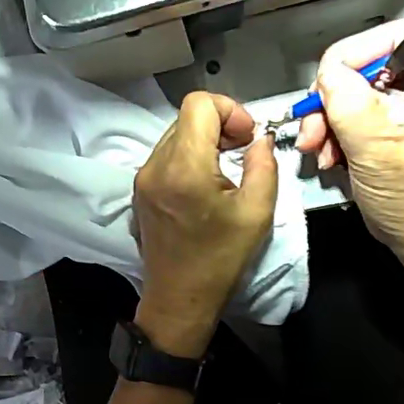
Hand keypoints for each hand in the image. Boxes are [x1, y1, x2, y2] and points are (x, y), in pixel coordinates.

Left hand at [132, 93, 278, 356]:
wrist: (179, 299)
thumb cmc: (220, 260)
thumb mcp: (257, 213)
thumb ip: (264, 165)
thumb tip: (260, 139)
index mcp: (185, 168)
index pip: (199, 104)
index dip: (229, 111)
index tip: (246, 139)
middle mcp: (156, 165)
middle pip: (187, 117)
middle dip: (219, 125)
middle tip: (242, 152)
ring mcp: (143, 178)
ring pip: (175, 134)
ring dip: (203, 141)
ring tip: (224, 169)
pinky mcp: (139, 190)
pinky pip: (165, 155)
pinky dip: (188, 157)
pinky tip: (204, 184)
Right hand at [296, 27, 403, 278]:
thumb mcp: (379, 146)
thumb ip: (349, 100)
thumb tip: (326, 70)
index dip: (366, 49)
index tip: (332, 74)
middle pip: (376, 65)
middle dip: (337, 95)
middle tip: (315, 122)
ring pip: (359, 91)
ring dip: (329, 118)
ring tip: (316, 146)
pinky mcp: (392, 128)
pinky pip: (355, 114)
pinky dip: (334, 132)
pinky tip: (325, 154)